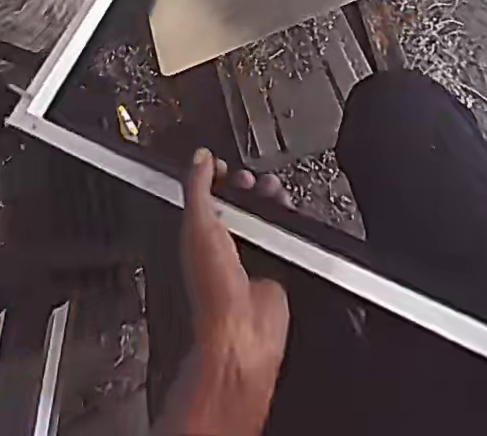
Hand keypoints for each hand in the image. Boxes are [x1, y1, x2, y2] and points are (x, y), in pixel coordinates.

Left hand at [159, 148, 289, 435]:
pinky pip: (284, 236)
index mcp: (198, 233)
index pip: (207, 193)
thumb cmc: (212, 288)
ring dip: (271, 200)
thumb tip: (199, 157)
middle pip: (239, 201)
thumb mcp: (198, 224)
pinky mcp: (275, 265)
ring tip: (274, 192)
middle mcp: (223, 243)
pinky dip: (289, 224)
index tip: (224, 165)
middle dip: (249, 185)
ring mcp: (250, 254)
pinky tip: (288, 216)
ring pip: (263, 216)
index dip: (216, 176)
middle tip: (253, 180)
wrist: (241, 330)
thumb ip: (197, 187)